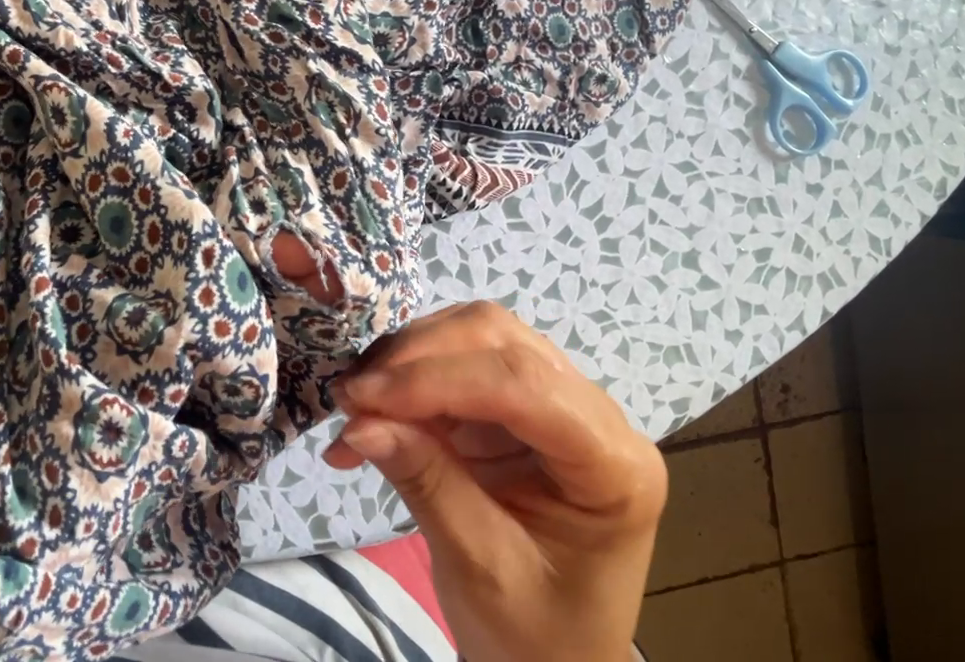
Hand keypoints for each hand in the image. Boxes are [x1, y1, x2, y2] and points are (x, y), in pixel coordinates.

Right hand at [325, 301, 666, 661]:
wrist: (554, 660)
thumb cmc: (535, 633)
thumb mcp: (481, 568)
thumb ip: (427, 484)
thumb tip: (359, 423)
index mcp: (614, 465)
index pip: (524, 386)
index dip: (437, 380)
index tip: (361, 398)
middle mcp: (596, 415)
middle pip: (501, 341)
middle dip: (417, 358)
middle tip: (350, 398)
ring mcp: (558, 401)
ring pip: (478, 335)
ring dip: (409, 358)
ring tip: (356, 404)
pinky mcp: (520, 405)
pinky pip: (461, 361)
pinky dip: (409, 376)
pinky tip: (374, 411)